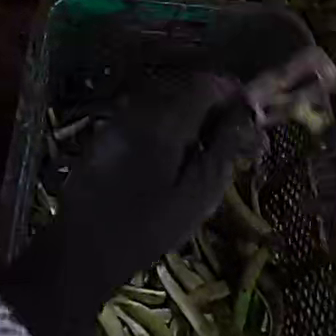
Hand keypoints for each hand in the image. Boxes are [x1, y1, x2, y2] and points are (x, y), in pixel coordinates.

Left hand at [0, 74, 263, 335]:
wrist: (81, 251)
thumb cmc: (147, 227)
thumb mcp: (197, 194)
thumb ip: (225, 148)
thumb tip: (247, 116)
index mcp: (164, 119)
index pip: (208, 84)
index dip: (234, 94)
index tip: (253, 117)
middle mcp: (139, 108)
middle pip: (187, 91)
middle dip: (216, 109)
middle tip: (237, 141)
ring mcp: (119, 120)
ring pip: (168, 105)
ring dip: (194, 120)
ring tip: (211, 155)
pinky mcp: (107, 136)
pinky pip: (148, 119)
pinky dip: (170, 130)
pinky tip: (178, 160)